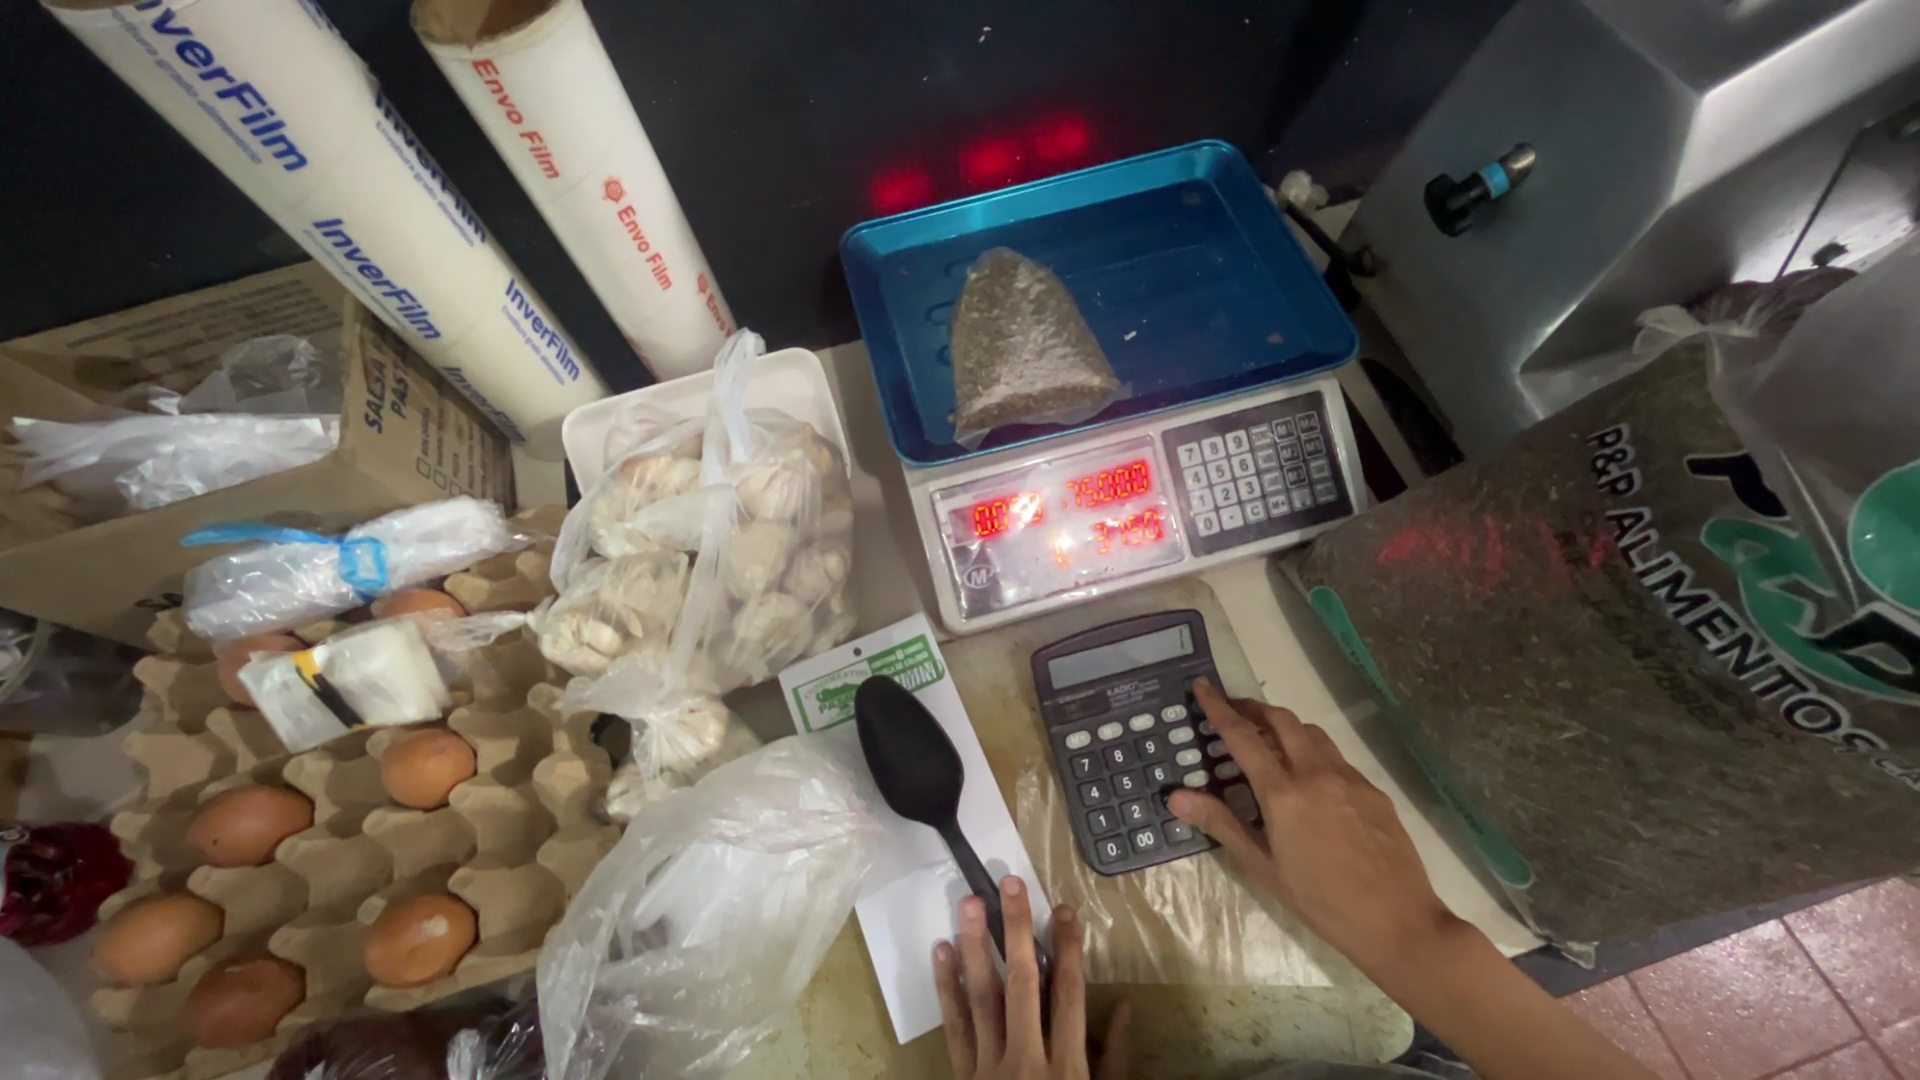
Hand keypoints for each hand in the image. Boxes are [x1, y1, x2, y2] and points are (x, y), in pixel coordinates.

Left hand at [934, 876, 1130, 1079]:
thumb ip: (1115, 1059)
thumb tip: (1126, 1005)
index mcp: (1067, 1070)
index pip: (1069, 995)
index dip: (1068, 949)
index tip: (1064, 908)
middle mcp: (1026, 1062)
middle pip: (1021, 984)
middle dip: (1016, 930)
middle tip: (1008, 884)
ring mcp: (988, 1070)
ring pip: (981, 998)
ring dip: (974, 947)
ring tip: (968, 903)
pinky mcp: (962, 1078)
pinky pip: (953, 1026)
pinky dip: (945, 987)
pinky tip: (941, 950)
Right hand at [1168, 678, 1461, 976]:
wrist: (1398, 923)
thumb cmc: (1321, 900)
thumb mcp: (1263, 867)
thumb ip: (1221, 824)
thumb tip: (1176, 796)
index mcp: (1283, 792)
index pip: (1242, 736)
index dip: (1219, 707)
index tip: (1203, 685)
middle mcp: (1316, 773)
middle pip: (1281, 719)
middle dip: (1253, 708)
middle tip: (1234, 711)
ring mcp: (1349, 779)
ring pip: (1312, 733)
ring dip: (1285, 727)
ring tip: (1270, 741)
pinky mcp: (1373, 791)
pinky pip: (1336, 757)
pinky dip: (1313, 752)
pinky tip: (1311, 780)